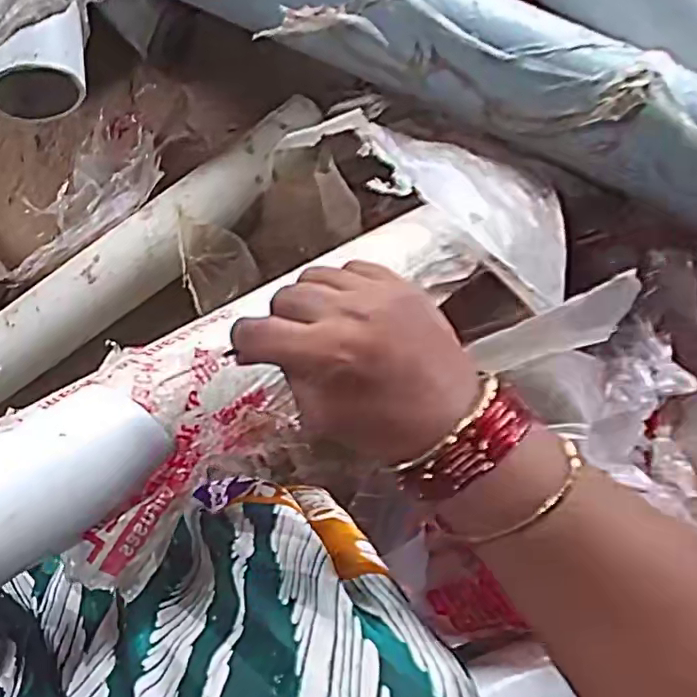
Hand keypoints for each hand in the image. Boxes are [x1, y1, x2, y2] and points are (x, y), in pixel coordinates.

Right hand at [230, 261, 479, 461]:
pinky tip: (345, 307)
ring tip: (316, 321)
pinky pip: (350, 267)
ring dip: (305, 300)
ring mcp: (378, 293)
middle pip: (283, 297)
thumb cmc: (387, 429)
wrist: (453, 420)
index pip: (259, 330)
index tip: (247, 348)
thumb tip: (270, 351)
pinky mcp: (400, 284)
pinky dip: (338, 286)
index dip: (243, 341)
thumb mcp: (323, 416)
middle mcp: (351, 312)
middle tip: (287, 340)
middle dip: (276, 321)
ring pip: (313, 276)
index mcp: (329, 351)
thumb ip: (290, 376)